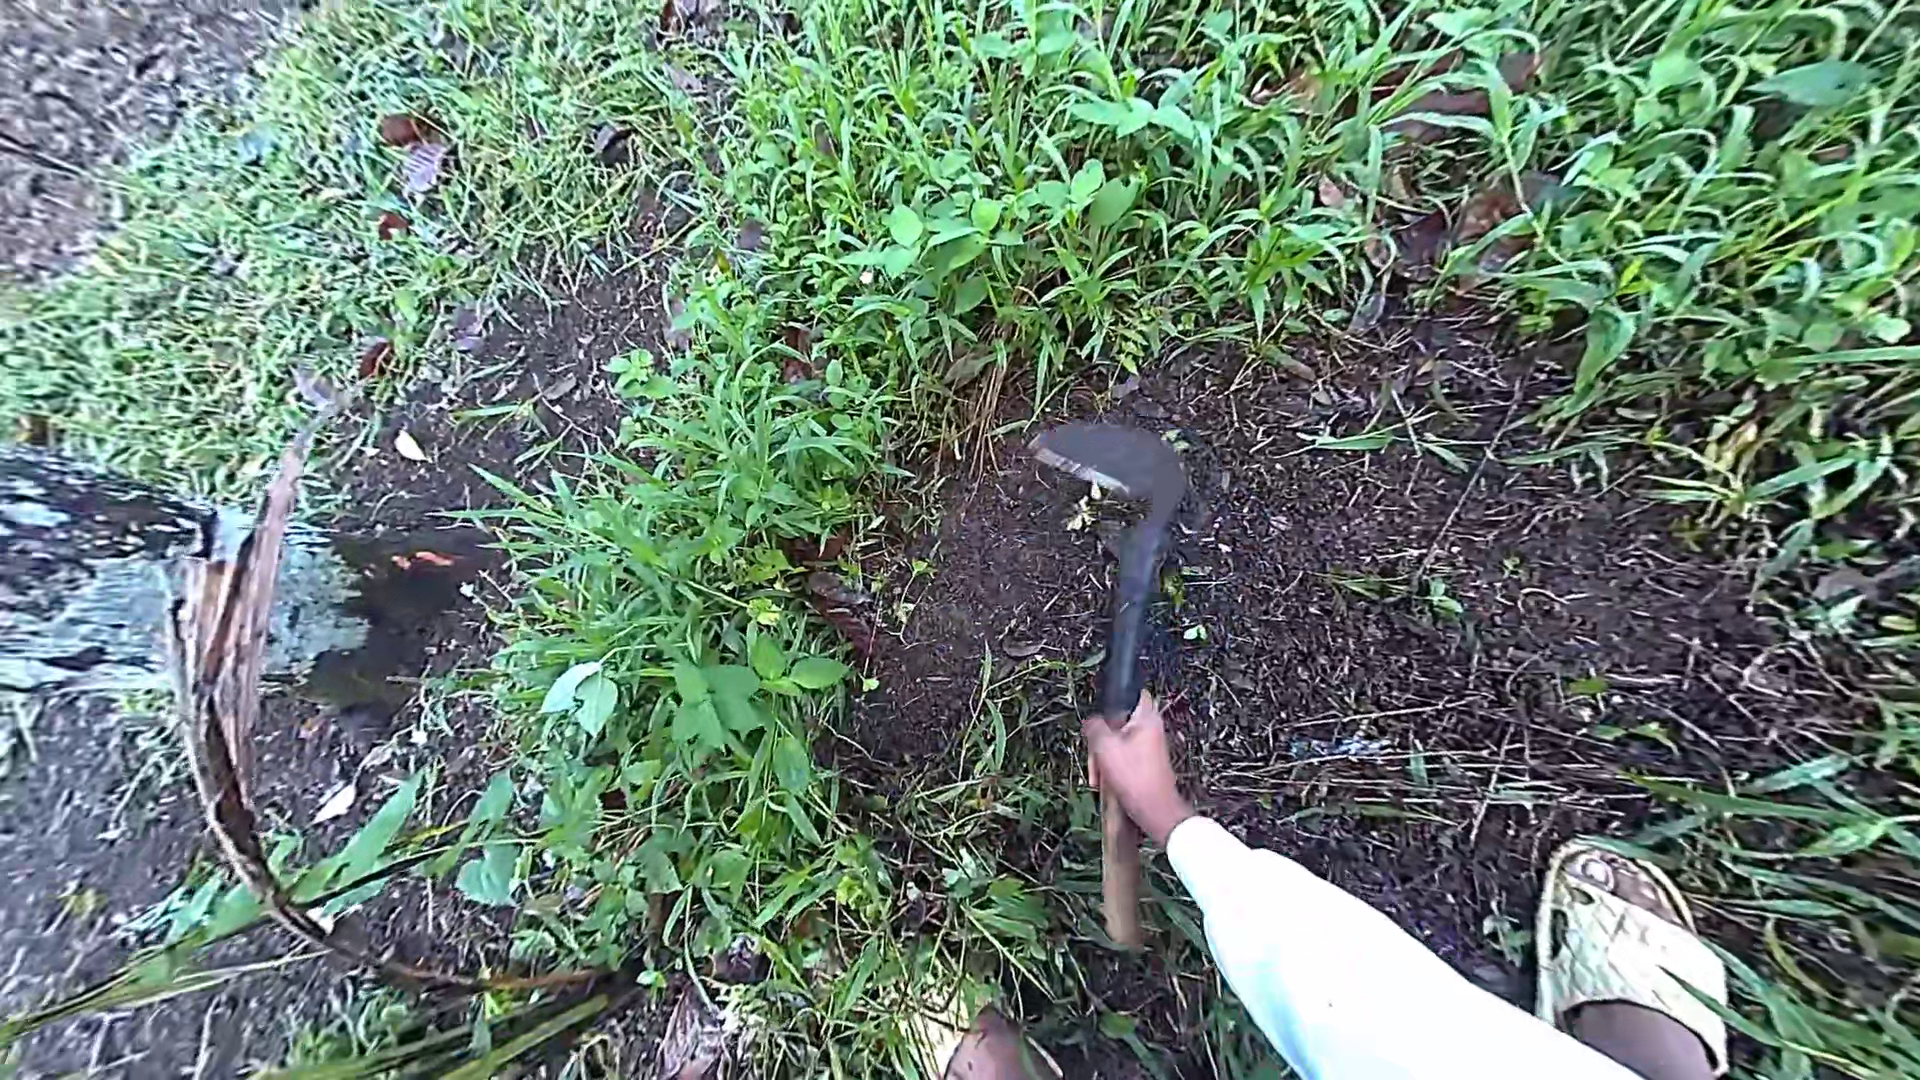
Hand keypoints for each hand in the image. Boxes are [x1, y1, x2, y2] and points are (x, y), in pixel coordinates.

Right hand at [1083, 691, 1194, 845]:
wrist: (1155, 812)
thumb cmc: (1133, 776)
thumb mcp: (1105, 746)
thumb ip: (1094, 727)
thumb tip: (1091, 722)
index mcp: (1146, 719)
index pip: (1134, 693)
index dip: (1116, 697)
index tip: (1102, 710)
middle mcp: (1151, 729)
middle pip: (1119, 721)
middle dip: (1101, 739)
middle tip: (1095, 754)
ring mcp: (1150, 747)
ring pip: (1118, 741)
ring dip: (1104, 757)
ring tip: (1098, 776)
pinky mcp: (1146, 764)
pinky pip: (1123, 756)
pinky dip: (1112, 767)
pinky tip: (1105, 782)